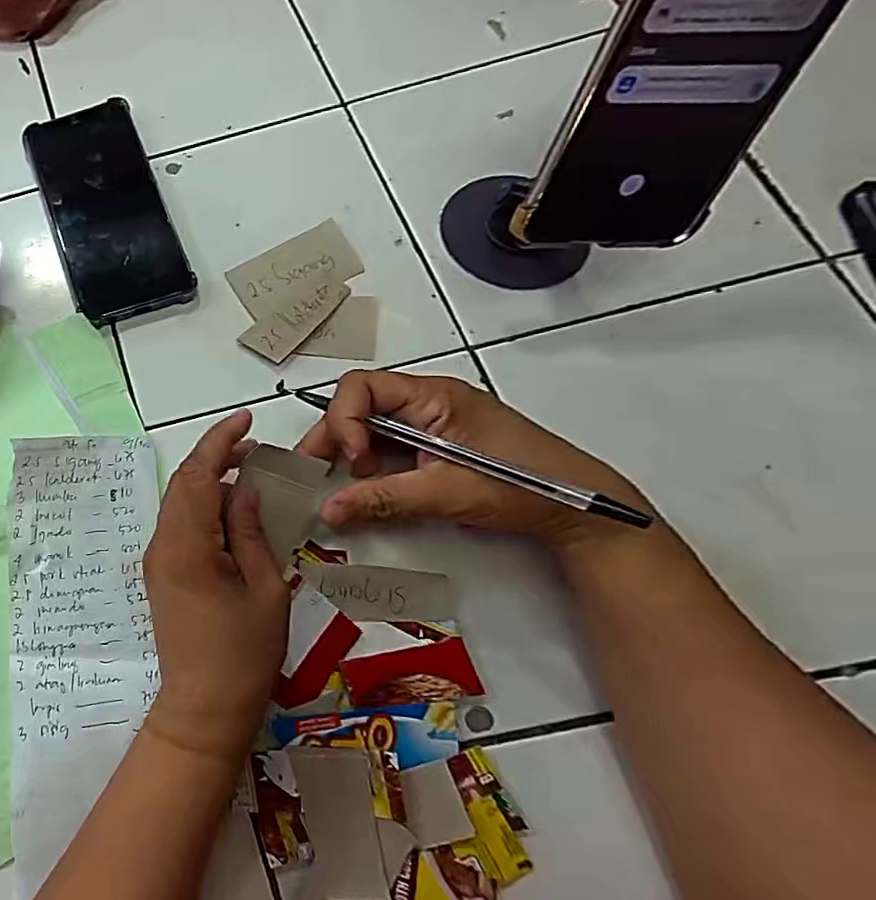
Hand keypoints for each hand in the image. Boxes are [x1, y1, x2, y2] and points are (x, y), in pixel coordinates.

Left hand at [142, 409, 290, 762]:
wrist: (203, 703)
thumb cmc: (243, 652)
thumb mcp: (263, 588)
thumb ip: (250, 533)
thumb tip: (244, 492)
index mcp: (184, 546)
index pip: (196, 478)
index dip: (218, 443)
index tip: (245, 420)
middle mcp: (160, 547)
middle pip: (182, 488)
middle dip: (213, 461)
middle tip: (253, 451)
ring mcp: (156, 562)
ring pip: (178, 508)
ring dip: (208, 488)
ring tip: (248, 480)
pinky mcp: (160, 576)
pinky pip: (178, 530)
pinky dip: (202, 513)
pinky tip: (231, 518)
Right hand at [294, 371, 653, 553]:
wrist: (580, 512)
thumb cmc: (529, 488)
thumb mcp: (448, 494)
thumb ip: (382, 499)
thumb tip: (328, 510)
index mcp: (436, 398)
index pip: (361, 387)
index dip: (344, 420)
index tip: (355, 459)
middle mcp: (427, 403)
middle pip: (355, 405)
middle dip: (331, 438)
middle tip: (317, 474)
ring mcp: (428, 423)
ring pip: (364, 426)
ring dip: (344, 452)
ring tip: (340, 484)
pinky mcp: (429, 445)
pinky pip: (381, 444)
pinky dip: (363, 465)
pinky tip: (363, 486)